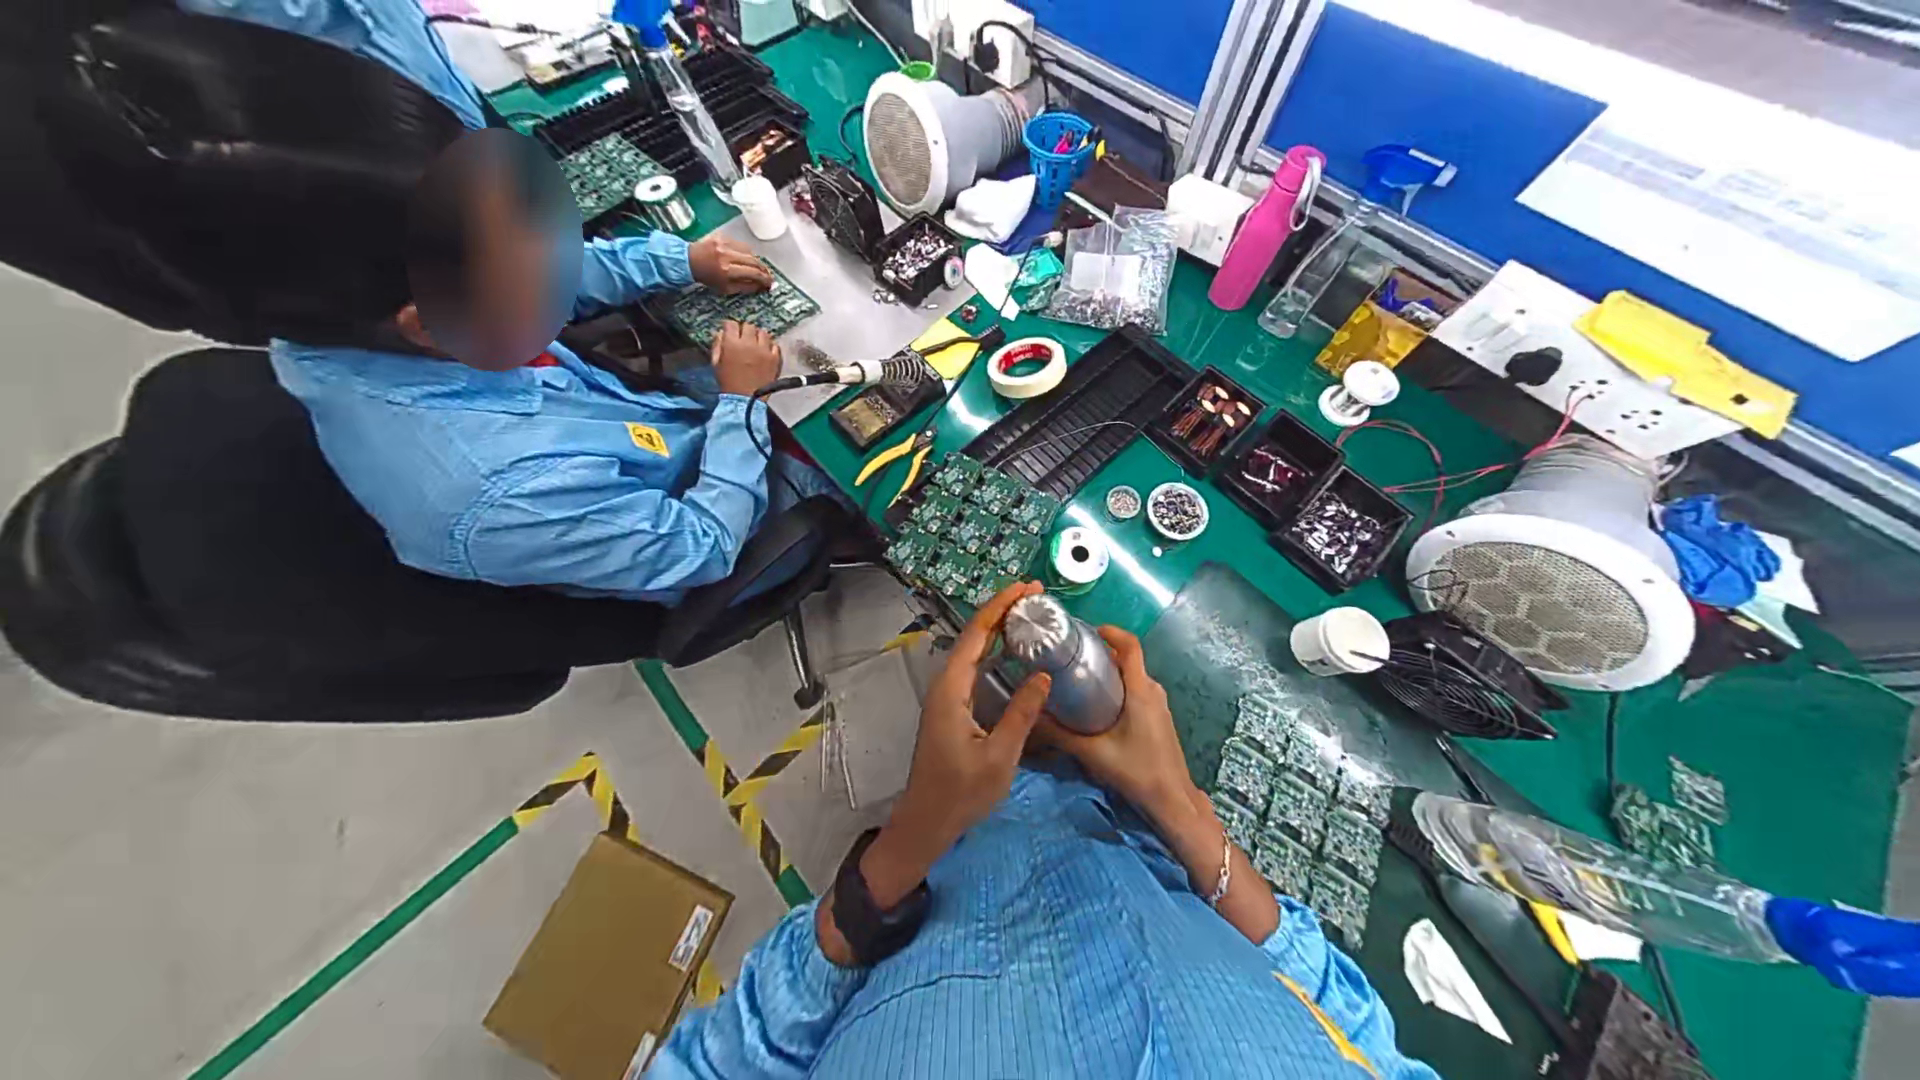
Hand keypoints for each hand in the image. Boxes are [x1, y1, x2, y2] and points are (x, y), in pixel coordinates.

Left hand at [688, 235, 773, 294]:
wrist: (689, 260)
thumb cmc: (707, 278)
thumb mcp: (726, 289)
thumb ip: (745, 287)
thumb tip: (762, 286)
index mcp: (727, 271)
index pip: (754, 273)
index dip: (765, 278)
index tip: (771, 282)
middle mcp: (727, 256)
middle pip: (754, 261)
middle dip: (764, 269)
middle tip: (769, 275)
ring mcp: (725, 244)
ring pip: (750, 251)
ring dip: (756, 260)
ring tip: (759, 267)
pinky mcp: (723, 236)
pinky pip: (741, 244)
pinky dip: (747, 252)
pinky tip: (746, 258)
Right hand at [711, 319, 781, 396]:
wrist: (746, 400)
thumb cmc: (728, 383)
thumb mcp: (716, 363)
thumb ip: (718, 345)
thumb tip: (721, 333)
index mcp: (732, 344)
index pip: (731, 324)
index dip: (730, 327)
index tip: (730, 332)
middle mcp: (749, 344)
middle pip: (749, 326)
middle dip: (744, 331)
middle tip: (744, 340)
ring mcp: (764, 351)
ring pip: (763, 333)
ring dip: (758, 336)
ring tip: (756, 345)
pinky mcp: (775, 359)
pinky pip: (775, 345)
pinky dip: (770, 346)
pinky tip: (765, 352)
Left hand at [861, 581, 1050, 905]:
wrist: (926, 822)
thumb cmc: (960, 793)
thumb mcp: (1000, 756)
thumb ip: (1021, 714)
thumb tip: (1042, 674)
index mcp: (951, 689)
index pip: (976, 634)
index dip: (1000, 606)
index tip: (1025, 587)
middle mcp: (944, 684)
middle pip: (973, 635)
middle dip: (1002, 610)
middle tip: (1034, 594)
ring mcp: (946, 696)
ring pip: (972, 650)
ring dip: (997, 628)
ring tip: (1028, 613)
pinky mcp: (951, 708)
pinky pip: (973, 668)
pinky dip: (993, 652)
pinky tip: (1012, 653)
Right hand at [1040, 626, 1279, 942]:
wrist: (1172, 800)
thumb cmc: (1136, 770)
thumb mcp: (1093, 752)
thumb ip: (1060, 734)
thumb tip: (1031, 718)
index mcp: (1140, 690)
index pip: (1131, 646)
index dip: (1112, 631)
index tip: (1089, 630)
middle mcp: (1153, 691)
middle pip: (1128, 659)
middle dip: (1102, 653)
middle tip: (1072, 657)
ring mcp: (1159, 704)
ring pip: (1132, 676)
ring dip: (1110, 672)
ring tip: (1080, 677)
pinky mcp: (1159, 717)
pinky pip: (1137, 690)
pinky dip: (1118, 686)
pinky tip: (1098, 703)